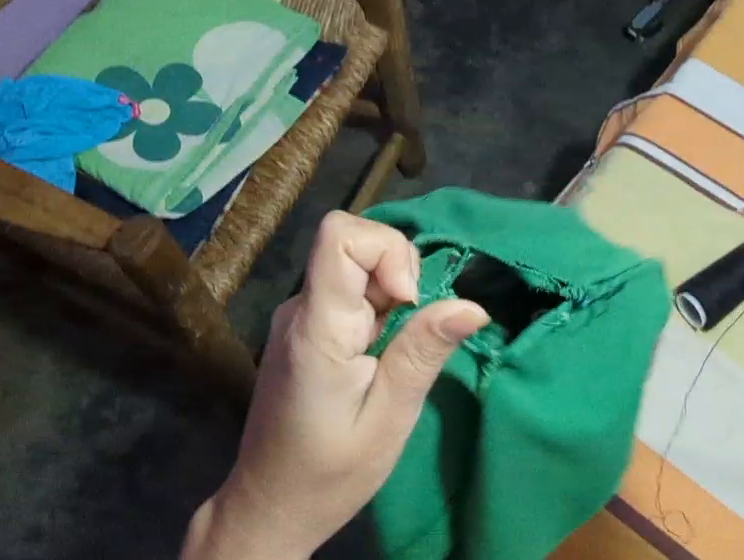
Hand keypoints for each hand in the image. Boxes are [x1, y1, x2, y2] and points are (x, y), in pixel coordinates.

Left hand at [184, 212, 489, 559]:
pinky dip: (378, 309)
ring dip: (391, 295)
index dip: (386, 250)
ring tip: (391, 353)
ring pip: (359, 265)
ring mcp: (300, 313)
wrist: (269, 508)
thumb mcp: (389, 419)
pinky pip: (351, 289)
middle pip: (356, 243)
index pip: (339, 235)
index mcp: (317, 326)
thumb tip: (474, 306)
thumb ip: (424, 353)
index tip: (408, 301)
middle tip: (407, 334)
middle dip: (399, 274)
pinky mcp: (307, 325)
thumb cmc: (328, 474)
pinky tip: (378, 356)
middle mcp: (301, 306)